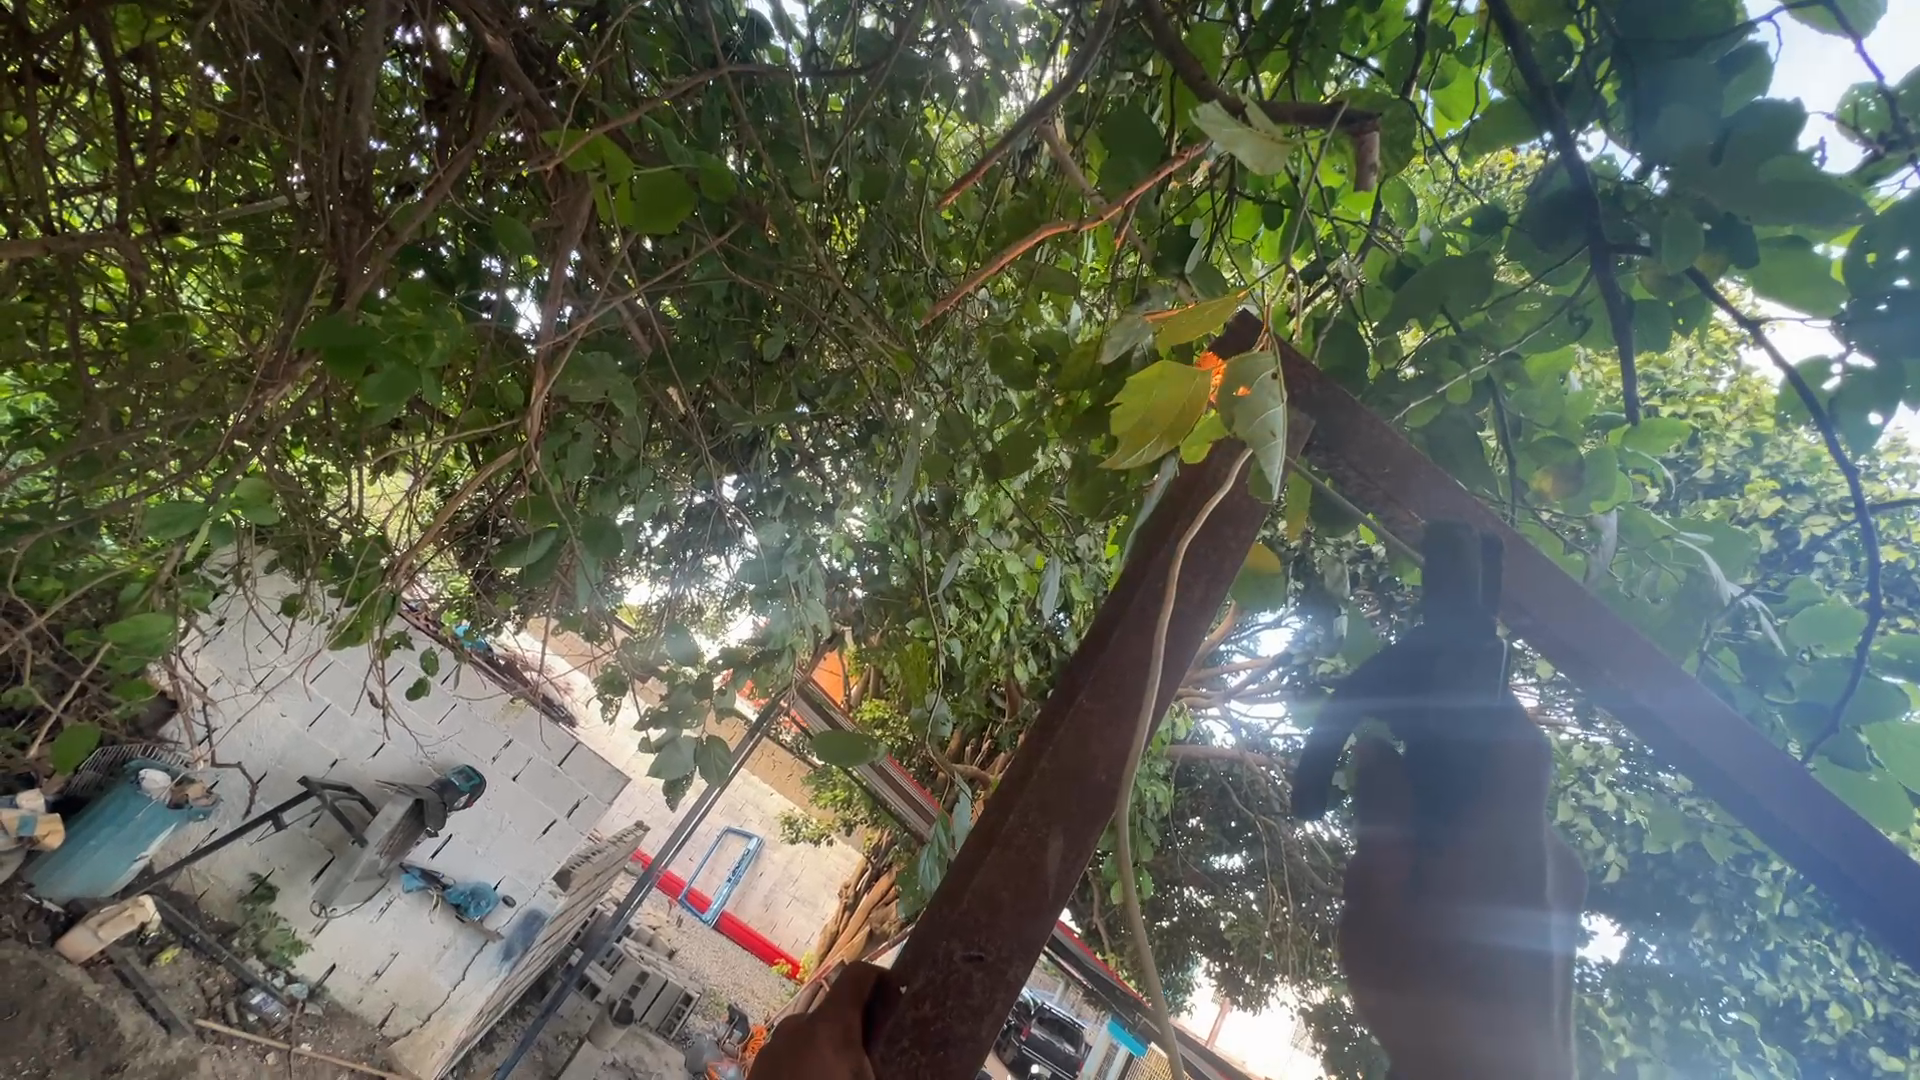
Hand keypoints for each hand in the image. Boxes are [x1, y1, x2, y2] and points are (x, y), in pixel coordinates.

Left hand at [747, 962, 900, 1079]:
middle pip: (832, 1010)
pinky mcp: (755, 1074)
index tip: (897, 995)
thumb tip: (895, 1057)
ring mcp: (771, 1050)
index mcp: (830, 1027)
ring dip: (827, 1050)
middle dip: (854, 1028)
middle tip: (872, 1058)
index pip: (857, 974)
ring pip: (808, 1035)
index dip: (880, 978)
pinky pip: (788, 1057)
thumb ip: (877, 1061)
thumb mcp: (866, 1079)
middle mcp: (797, 1026)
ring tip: (840, 1076)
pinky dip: (804, 1067)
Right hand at [1338, 724, 1585, 1079]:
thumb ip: (1383, 817)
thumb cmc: (1425, 997)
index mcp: (1500, 841)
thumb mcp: (1378, 902)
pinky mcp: (1557, 908)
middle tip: (1378, 776)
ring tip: (1394, 851)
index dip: (1481, 695)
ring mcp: (1559, 882)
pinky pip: (1510, 839)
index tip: (1432, 679)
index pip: (1516, 739)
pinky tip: (1426, 881)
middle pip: (1504, 765)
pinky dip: (1465, 831)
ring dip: (1448, 799)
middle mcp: (1545, 850)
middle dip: (1441, 753)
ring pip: (1501, 805)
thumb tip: (1377, 747)